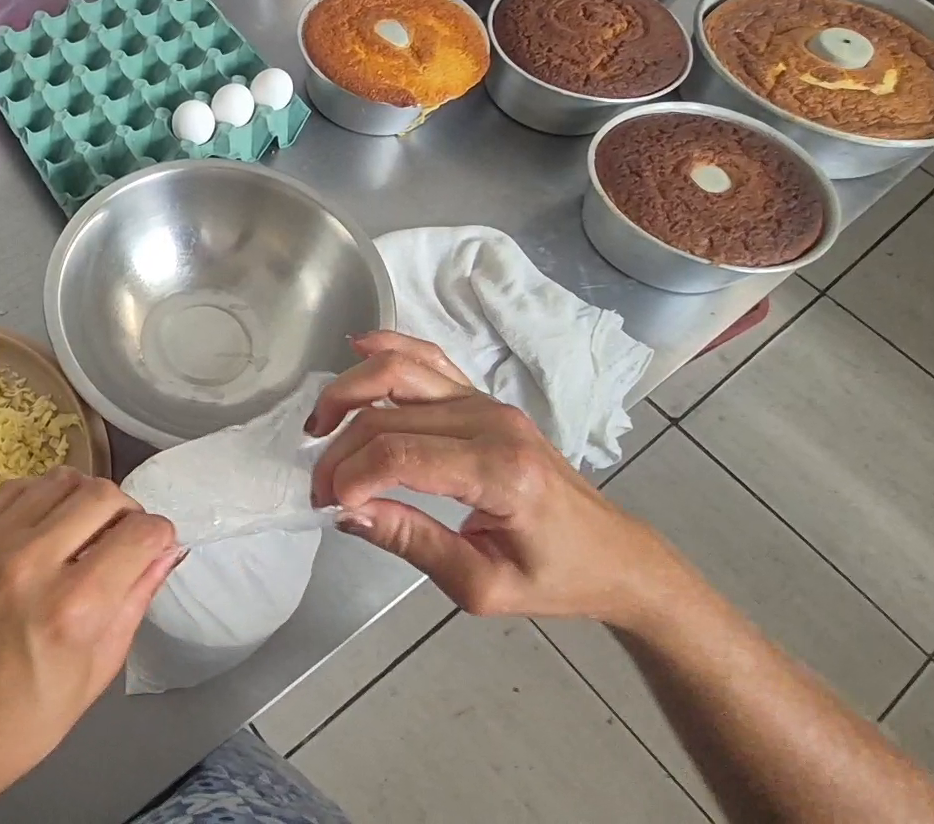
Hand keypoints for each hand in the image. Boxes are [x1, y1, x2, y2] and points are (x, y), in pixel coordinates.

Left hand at [0, 468, 180, 815]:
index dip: (160, 536)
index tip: (157, 546)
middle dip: (128, 512)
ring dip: (86, 499)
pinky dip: (44, 497)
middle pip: (102, 495)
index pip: (139, 534)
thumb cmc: (26, 718)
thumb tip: (166, 551)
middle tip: (124, 539)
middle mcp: (32, 564)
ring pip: (62, 479)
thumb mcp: (99, 670)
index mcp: (73, 609)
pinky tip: (48, 527)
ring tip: (86, 531)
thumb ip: (136, 600)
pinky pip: (18, 487)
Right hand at [308, 331, 685, 627]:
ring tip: (319, 427)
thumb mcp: (481, 585)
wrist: (614, 555)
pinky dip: (386, 347)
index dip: (351, 477)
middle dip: (339, 452)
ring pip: (398, 370)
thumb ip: (411, 542)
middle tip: (320, 491)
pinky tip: (354, 349)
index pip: (400, 456)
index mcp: (501, 473)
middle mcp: (492, 422)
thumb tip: (345, 512)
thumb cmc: (555, 578)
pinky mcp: (481, 396)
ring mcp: (487, 401)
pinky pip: (426, 357)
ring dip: (346, 391)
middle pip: (386, 416)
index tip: (329, 507)